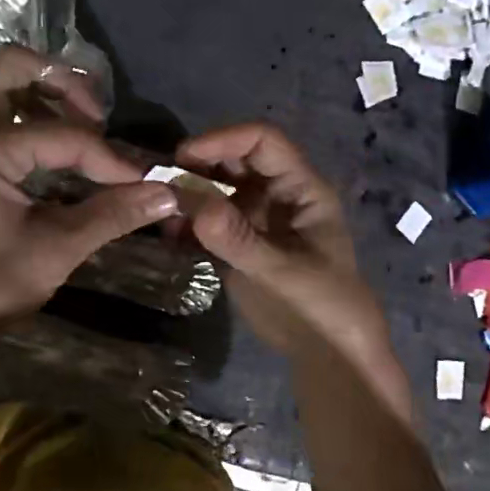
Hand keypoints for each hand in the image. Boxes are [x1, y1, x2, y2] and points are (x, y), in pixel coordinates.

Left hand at [0, 47, 178, 349]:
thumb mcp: (57, 250)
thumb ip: (113, 216)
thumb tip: (166, 194)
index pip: (64, 135)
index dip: (110, 157)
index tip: (142, 183)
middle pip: (10, 68)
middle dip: (60, 80)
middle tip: (96, 114)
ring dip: (36, 89)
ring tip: (77, 122)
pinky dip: (22, 112)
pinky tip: (53, 146)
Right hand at [175, 123, 387, 360]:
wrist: (328, 350)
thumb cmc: (323, 306)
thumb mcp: (284, 273)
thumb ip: (241, 240)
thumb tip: (196, 206)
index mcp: (301, 188)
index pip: (263, 142)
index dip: (224, 140)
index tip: (183, 156)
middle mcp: (276, 195)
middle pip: (234, 161)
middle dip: (199, 165)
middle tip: (160, 183)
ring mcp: (256, 219)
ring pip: (218, 189)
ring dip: (189, 194)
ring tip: (160, 210)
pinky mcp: (239, 244)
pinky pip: (209, 222)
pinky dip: (188, 223)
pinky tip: (169, 234)